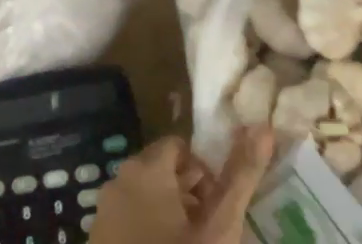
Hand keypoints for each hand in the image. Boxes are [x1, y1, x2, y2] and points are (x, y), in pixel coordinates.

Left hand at [88, 126, 273, 243]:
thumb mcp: (219, 227)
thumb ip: (241, 176)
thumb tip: (264, 129)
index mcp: (145, 169)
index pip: (179, 147)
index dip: (204, 172)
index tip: (216, 206)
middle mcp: (118, 180)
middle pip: (161, 169)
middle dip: (188, 193)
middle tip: (206, 229)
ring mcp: (103, 211)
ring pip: (144, 195)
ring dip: (169, 213)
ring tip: (190, 243)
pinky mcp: (98, 238)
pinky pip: (127, 218)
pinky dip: (147, 229)